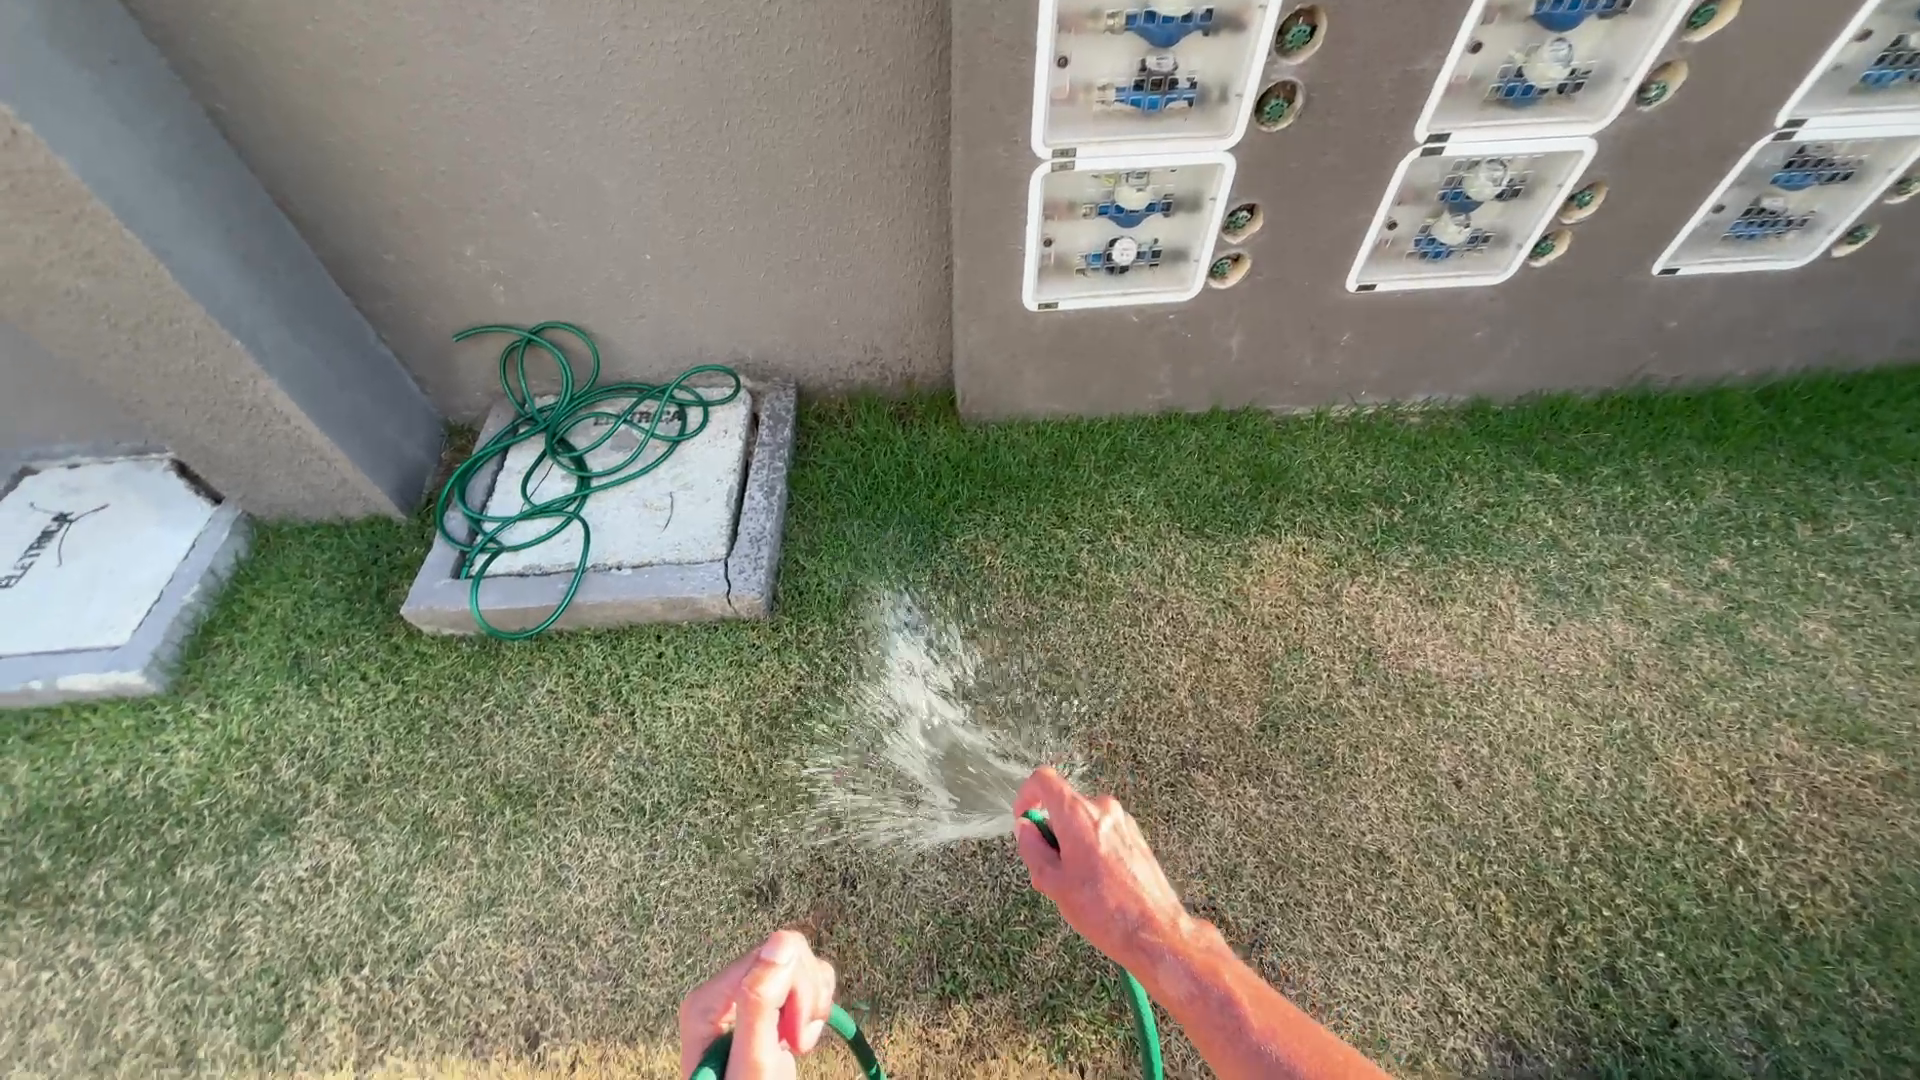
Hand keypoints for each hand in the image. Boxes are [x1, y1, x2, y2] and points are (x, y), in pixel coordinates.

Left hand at [677, 930, 836, 1078]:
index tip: (790, 1038)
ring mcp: (748, 996)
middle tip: (796, 1044)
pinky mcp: (769, 1004)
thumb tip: (781, 941)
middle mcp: (725, 990)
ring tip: (797, 1045)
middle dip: (805, 997)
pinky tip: (801, 1038)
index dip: (793, 988)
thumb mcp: (754, 1066)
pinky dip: (816, 1005)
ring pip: (800, 962)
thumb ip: (762, 1004)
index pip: (769, 954)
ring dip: (812, 1003)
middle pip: (786, 954)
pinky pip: (806, 976)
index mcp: (708, 1000)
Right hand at [1013, 768, 1190, 969]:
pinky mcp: (1136, 836)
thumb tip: (1025, 828)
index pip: (1043, 779)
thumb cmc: (1103, 910)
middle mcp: (1102, 808)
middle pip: (1063, 806)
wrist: (1155, 932)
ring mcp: (1122, 821)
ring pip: (1083, 821)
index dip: (1026, 796)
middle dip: (1051, 833)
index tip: (1023, 820)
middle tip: (1051, 871)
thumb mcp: (1052, 883)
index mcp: (1078, 814)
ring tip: (1077, 885)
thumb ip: (1032, 848)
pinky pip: (1102, 832)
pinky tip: (1098, 884)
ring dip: (1072, 843)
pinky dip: (1092, 848)